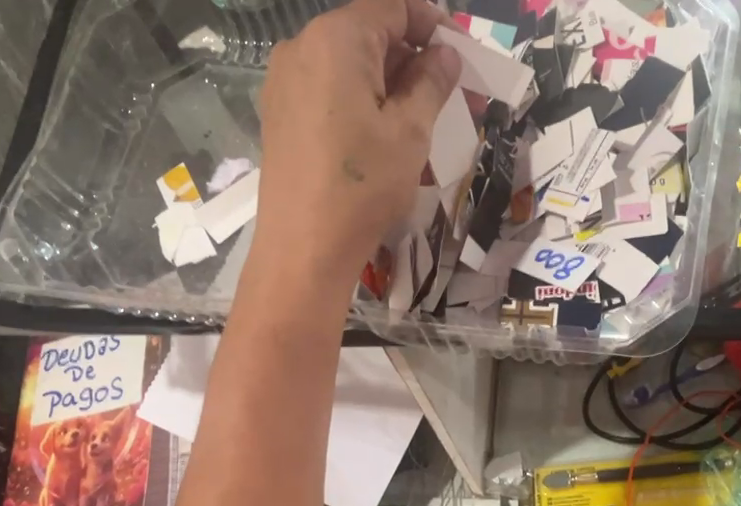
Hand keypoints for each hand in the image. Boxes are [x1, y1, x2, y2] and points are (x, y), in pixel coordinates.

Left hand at [253, 0, 462, 283]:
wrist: (305, 247)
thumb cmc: (364, 187)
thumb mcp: (410, 134)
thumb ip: (430, 84)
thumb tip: (444, 54)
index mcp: (337, 39)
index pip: (391, 7)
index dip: (430, 23)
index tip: (460, 52)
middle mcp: (303, 47)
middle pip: (367, 34)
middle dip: (411, 58)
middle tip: (448, 94)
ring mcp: (285, 81)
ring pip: (348, 65)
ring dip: (388, 83)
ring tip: (419, 121)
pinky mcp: (280, 114)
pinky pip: (328, 91)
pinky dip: (360, 101)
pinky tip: (380, 137)